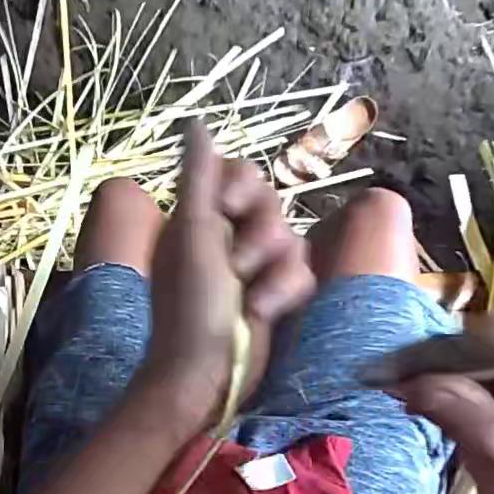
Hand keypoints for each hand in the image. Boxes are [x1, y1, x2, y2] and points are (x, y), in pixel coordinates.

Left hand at [139, 121, 312, 423]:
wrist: (207, 370)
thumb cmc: (190, 303)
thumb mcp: (193, 234)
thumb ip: (201, 178)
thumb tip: (196, 123)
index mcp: (204, 218)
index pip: (242, 175)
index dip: (243, 188)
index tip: (227, 209)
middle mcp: (231, 237)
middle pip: (272, 205)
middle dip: (259, 235)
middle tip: (236, 264)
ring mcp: (258, 268)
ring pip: (292, 240)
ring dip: (271, 269)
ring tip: (248, 296)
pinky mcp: (280, 295)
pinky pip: (303, 274)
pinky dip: (284, 292)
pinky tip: (264, 312)